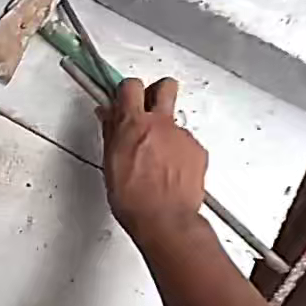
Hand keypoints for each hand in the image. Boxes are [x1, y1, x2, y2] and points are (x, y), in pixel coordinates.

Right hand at [99, 77, 207, 243]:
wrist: (164, 219)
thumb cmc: (134, 199)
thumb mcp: (110, 163)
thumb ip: (111, 133)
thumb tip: (108, 117)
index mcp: (133, 124)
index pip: (130, 86)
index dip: (127, 91)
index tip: (123, 98)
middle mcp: (160, 124)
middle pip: (164, 86)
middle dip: (156, 92)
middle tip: (148, 107)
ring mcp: (182, 136)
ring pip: (174, 120)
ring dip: (165, 130)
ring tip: (156, 157)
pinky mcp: (197, 150)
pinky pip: (186, 142)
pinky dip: (178, 152)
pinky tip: (169, 171)